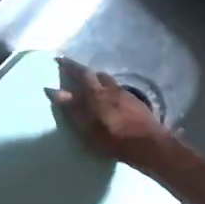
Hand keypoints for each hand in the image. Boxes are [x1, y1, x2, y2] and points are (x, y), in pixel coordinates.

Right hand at [49, 59, 184, 172]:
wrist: (148, 144)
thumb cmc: (113, 138)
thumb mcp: (87, 127)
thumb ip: (72, 108)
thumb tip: (55, 91)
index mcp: (97, 92)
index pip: (81, 73)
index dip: (70, 66)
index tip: (61, 59)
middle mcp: (112, 88)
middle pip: (98, 75)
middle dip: (86, 74)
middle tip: (78, 76)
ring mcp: (127, 94)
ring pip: (110, 83)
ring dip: (100, 83)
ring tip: (95, 90)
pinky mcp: (137, 103)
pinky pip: (120, 92)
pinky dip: (111, 93)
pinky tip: (112, 103)